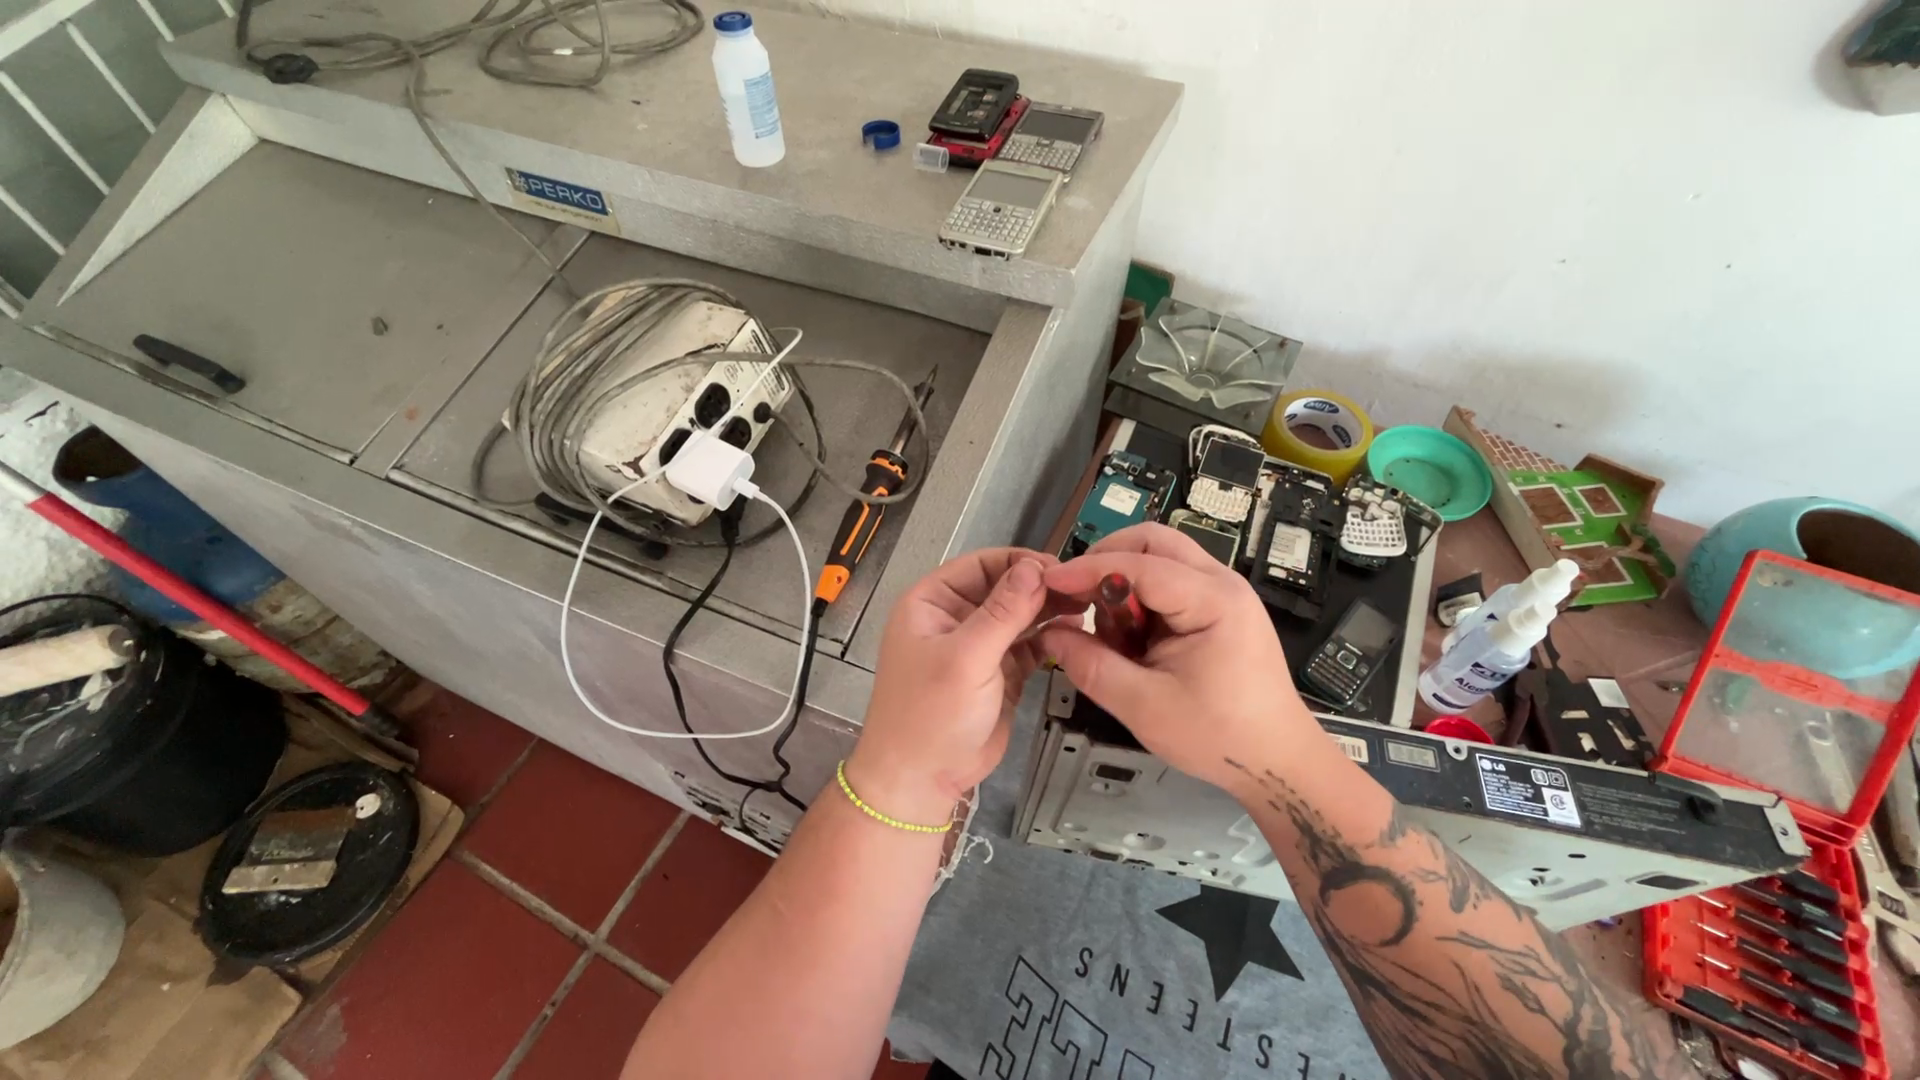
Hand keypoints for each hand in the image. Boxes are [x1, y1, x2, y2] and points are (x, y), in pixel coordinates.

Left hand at [849, 548, 1063, 825]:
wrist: (920, 781)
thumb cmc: (930, 715)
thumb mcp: (966, 658)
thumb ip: (1003, 611)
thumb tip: (1035, 568)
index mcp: (932, 603)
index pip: (981, 565)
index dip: (1020, 563)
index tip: (1060, 568)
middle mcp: (955, 618)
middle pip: (1005, 588)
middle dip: (1041, 587)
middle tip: (1084, 589)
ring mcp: (979, 646)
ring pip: (1020, 615)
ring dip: (1050, 610)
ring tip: (1087, 607)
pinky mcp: (1000, 673)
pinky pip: (1028, 644)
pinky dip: (1050, 637)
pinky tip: (1075, 630)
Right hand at [1039, 523, 1325, 797]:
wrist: (1276, 760)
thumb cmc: (1218, 736)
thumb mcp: (1143, 706)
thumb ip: (1090, 665)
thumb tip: (1049, 635)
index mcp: (1214, 601)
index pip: (1139, 565)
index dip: (1088, 569)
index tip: (1049, 581)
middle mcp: (1223, 583)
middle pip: (1153, 541)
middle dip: (1107, 561)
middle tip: (1078, 597)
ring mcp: (1224, 593)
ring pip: (1161, 558)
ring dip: (1125, 581)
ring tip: (1112, 632)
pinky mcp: (1219, 608)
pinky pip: (1170, 582)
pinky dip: (1141, 598)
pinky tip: (1134, 638)